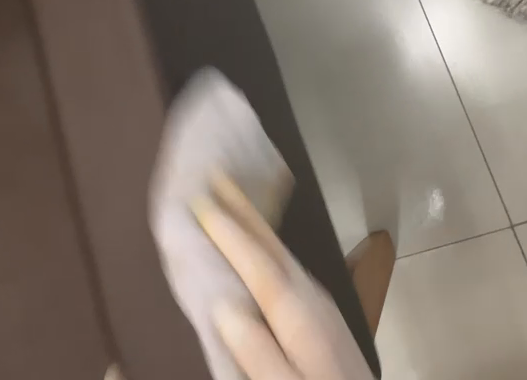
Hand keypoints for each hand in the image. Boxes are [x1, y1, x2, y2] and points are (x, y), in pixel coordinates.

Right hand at [192, 175, 373, 379]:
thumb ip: (256, 350)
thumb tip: (223, 306)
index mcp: (298, 313)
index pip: (257, 261)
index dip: (229, 229)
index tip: (203, 199)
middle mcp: (311, 298)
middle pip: (271, 245)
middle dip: (244, 209)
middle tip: (219, 176)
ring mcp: (321, 304)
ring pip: (281, 251)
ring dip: (256, 222)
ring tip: (233, 198)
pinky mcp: (324, 315)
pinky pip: (288, 263)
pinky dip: (269, 244)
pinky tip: (263, 243)